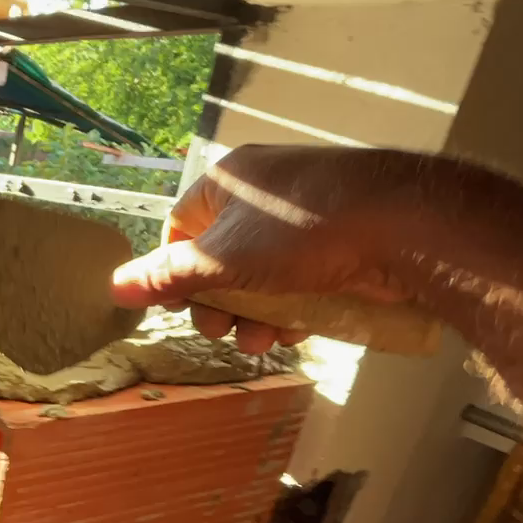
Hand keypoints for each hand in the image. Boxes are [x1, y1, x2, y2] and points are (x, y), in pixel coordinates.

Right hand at [111, 145, 423, 352]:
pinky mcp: (343, 235)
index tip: (180, 306)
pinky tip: (297, 329)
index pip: (179, 229)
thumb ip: (165, 277)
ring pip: (260, 273)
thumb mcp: (219, 260)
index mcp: (227, 181)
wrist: (409, 225)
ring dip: (253, 315)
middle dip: (218, 304)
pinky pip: (299, 275)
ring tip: (263, 341)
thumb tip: (113, 288)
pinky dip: (291, 306)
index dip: (173, 273)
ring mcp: (306, 211)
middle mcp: (264, 191)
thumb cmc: (300, 234)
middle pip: (218, 257)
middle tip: (222, 331)